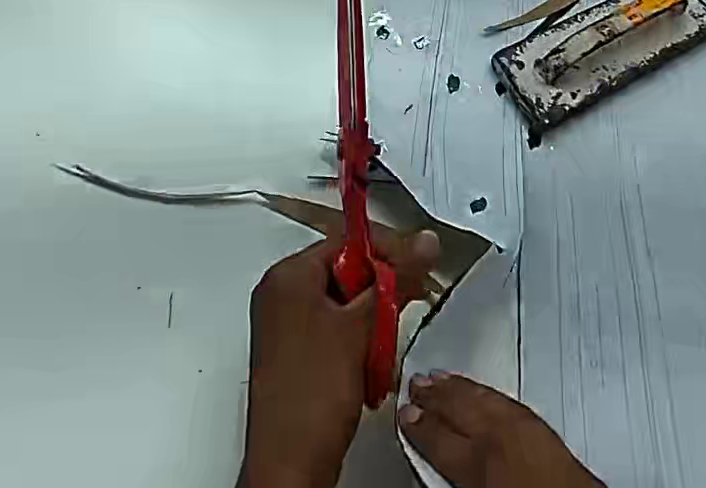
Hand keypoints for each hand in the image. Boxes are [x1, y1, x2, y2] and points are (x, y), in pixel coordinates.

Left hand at [239, 229, 440, 487]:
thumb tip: (425, 241)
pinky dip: (355, 341)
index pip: (345, 241)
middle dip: (378, 292)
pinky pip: (333, 330)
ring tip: (381, 346)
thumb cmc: (313, 394)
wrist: (289, 465)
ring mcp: (284, 325)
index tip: (414, 266)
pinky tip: (367, 366)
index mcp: (288, 275)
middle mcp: (280, 293)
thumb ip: (397, 278)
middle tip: (401, 308)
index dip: (384, 251)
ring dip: (369, 321)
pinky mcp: (294, 353)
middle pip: (344, 271)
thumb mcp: (362, 327)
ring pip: (342, 303)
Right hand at [399, 372, 602, 487]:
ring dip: (453, 386)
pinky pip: (499, 397)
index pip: (437, 438)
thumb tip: (438, 468)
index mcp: (478, 466)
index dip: (418, 426)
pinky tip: (473, 387)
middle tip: (413, 385)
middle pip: (454, 409)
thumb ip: (457, 478)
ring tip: (435, 377)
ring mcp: (517, 426)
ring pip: (476, 396)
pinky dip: (480, 388)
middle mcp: (495, 438)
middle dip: (432, 397)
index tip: (405, 414)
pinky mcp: (536, 423)